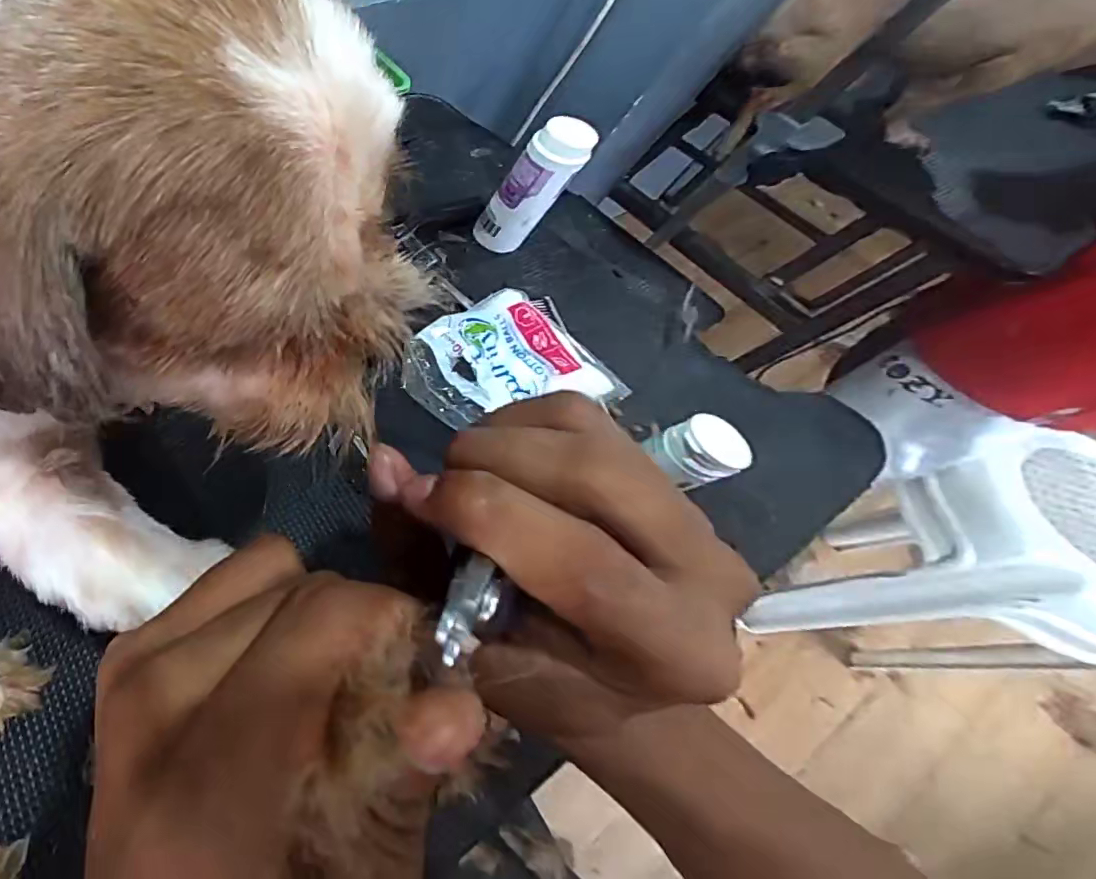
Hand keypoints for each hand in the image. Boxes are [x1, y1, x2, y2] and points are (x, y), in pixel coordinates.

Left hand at [87, 535, 484, 878]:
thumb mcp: (354, 874)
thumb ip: (400, 777)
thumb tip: (460, 703)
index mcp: (208, 771)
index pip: (324, 616)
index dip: (394, 624)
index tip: (426, 668)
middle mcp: (157, 696)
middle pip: (299, 588)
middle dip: (360, 622)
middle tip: (376, 686)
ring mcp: (133, 664)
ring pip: (267, 566)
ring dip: (310, 611)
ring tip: (314, 679)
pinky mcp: (127, 650)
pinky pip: (228, 578)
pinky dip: (267, 606)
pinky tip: (267, 666)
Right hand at [368, 394, 758, 743]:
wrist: (617, 675)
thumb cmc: (539, 681)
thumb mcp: (465, 643)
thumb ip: (418, 554)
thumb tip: (385, 460)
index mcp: (674, 650)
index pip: (586, 566)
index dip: (487, 514)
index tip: (419, 498)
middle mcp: (710, 574)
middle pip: (591, 475)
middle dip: (491, 461)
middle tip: (441, 483)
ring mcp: (696, 511)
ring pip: (584, 433)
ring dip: (501, 436)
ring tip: (468, 472)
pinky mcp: (664, 467)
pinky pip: (580, 414)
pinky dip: (518, 421)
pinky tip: (501, 457)